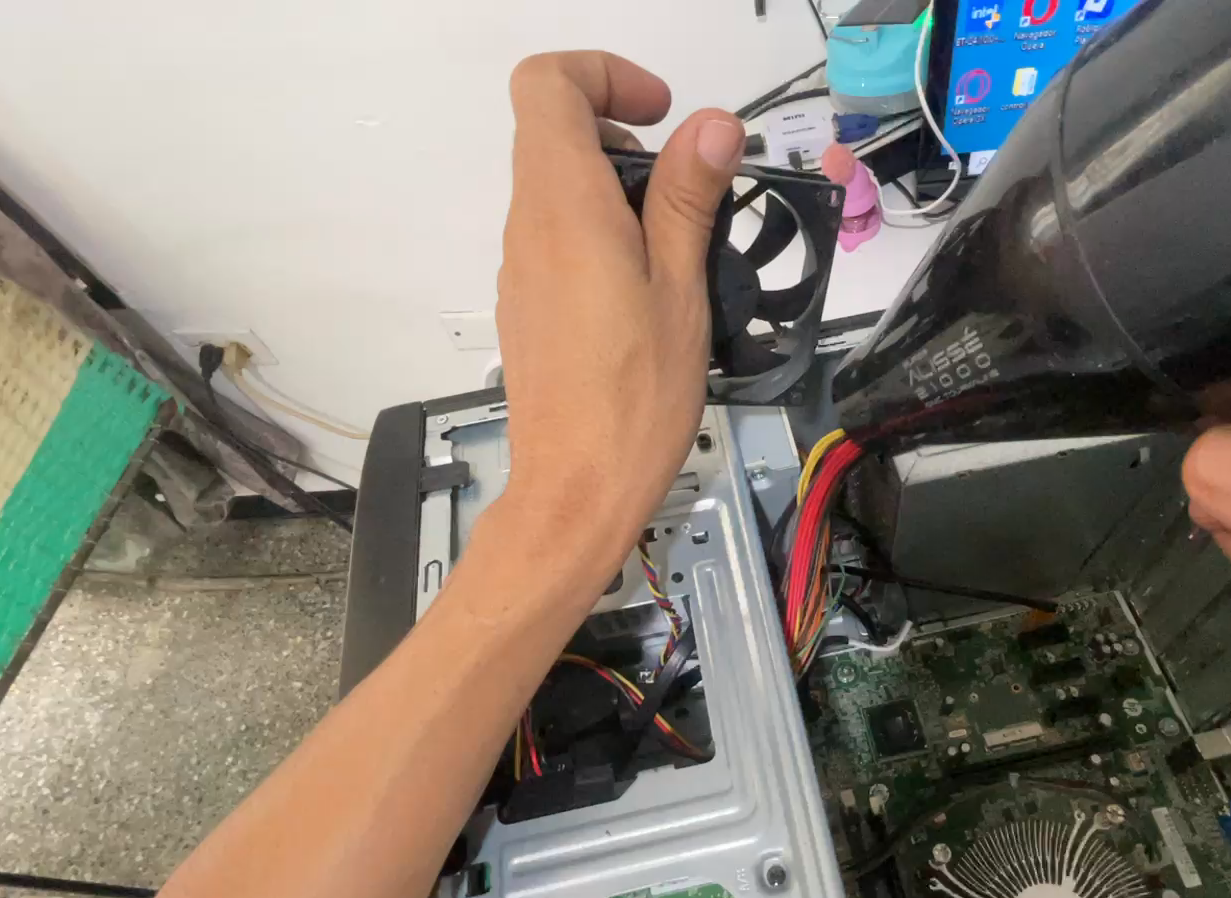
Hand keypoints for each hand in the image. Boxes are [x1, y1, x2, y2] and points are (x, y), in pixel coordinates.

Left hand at [491, 52, 741, 578]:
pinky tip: (643, 303)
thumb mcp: (680, 291)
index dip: (606, 75)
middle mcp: (526, 229)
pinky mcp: (526, 312)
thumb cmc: (638, 396)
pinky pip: (557, 246)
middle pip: (555, 137)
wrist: (577, 490)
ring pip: (559, 196)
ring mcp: (519, 274)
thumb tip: (711, 123)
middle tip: (688, 196)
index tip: (662, 115)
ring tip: (677, 261)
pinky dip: (600, 241)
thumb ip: (689, 200)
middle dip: (624, 139)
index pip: (548, 84)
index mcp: (563, 206)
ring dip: (618, 197)